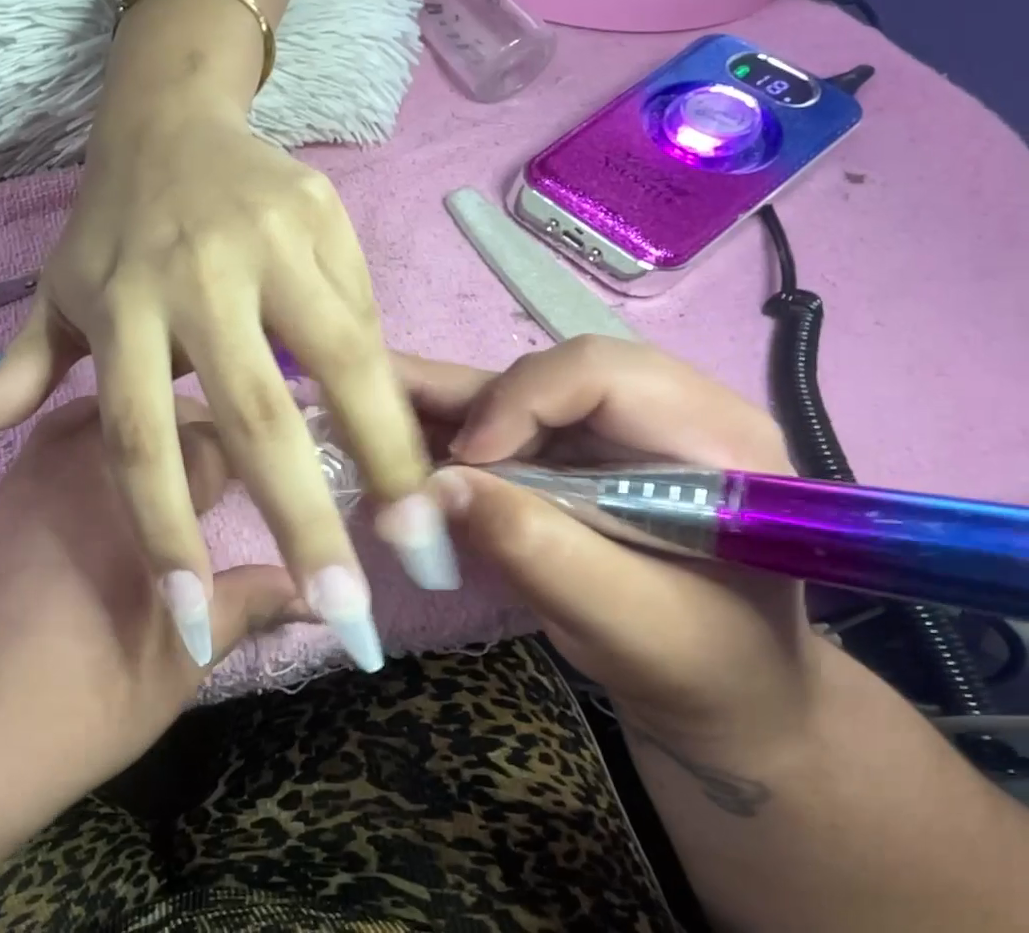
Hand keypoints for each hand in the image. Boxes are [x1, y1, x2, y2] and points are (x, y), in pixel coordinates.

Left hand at [0, 103, 448, 674]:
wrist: (168, 120)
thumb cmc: (108, 230)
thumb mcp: (53, 299)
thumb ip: (13, 372)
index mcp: (118, 311)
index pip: (136, 438)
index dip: (163, 531)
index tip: (195, 617)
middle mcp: (192, 280)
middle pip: (251, 413)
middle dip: (303, 518)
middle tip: (352, 613)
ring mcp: (267, 243)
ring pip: (338, 360)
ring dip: (383, 455)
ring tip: (424, 541)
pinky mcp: (322, 216)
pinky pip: (363, 312)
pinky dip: (385, 383)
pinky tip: (409, 447)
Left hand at [0, 397, 301, 793]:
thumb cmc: (87, 696)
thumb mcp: (183, 654)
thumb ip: (250, 604)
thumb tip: (316, 594)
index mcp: (135, 485)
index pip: (216, 439)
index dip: (260, 454)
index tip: (289, 470)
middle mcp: (80, 455)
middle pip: (159, 408)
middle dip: (208, 433)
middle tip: (241, 473)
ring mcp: (33, 470)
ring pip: (106, 413)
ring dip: (149, 428)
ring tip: (183, 468)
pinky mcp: (4, 495)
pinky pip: (60, 440)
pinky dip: (98, 443)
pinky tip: (117, 483)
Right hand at [398, 337, 822, 745]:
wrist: (718, 693)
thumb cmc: (695, 660)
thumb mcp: (624, 618)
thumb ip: (536, 548)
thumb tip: (429, 487)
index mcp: (709, 434)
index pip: (597, 372)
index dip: (519, 402)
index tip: (464, 463)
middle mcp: (650, 412)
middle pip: (535, 373)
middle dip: (450, 396)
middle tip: (365, 407)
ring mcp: (598, 432)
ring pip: (499, 394)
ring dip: (426, 409)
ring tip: (346, 409)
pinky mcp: (558, 455)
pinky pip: (485, 428)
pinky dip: (429, 436)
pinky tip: (374, 436)